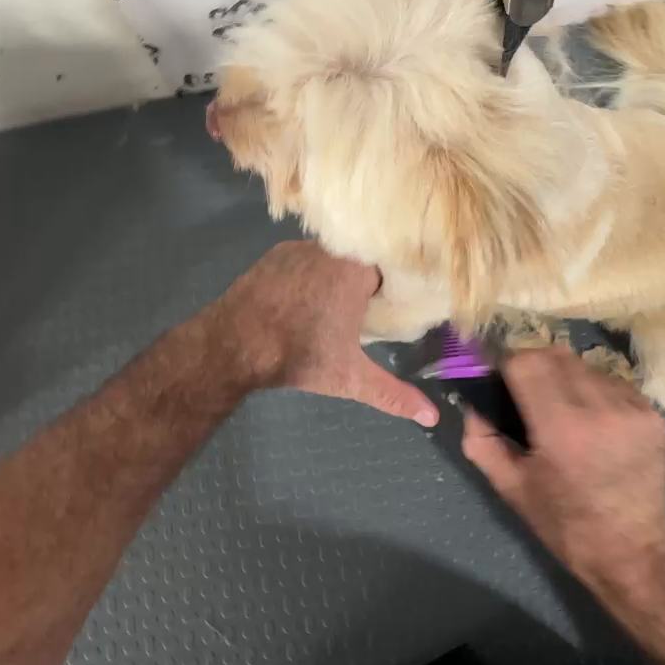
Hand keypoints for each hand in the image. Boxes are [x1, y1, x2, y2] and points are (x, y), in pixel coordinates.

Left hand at [211, 241, 438, 425]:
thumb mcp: (350, 378)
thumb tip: (431, 416)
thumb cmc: (298, 355)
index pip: (392, 264)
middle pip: (363, 258)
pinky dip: (310, 273)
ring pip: (333, 255)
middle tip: (370, 308)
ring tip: (338, 304)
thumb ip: (393, 394)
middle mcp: (331, 249)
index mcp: (356, 269)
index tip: (398, 302)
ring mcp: (300, 248)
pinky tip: (306, 297)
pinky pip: (306, 258)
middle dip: (368, 280)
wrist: (233, 344)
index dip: (397, 283)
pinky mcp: (275, 254)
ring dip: (337, 275)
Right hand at [461, 346, 664, 583]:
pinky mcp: (652, 412)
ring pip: (583, 364)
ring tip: (562, 409)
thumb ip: (481, 438)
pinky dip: (593, 390)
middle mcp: (600, 408)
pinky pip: (610, 381)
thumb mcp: (509, 485)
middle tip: (526, 394)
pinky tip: (592, 419)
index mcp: (561, 427)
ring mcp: (632, 408)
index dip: (508, 368)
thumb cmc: (564, 522)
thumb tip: (472, 401)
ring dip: (564, 376)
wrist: (631, 550)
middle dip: (533, 366)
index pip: (526, 362)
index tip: (502, 384)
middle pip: (554, 355)